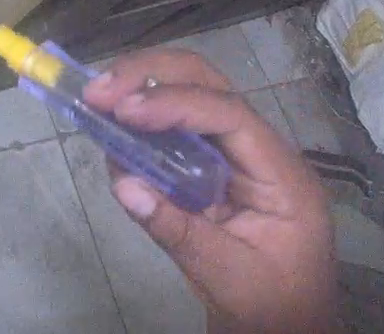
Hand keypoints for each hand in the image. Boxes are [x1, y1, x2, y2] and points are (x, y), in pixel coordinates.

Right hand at [83, 50, 339, 333]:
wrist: (287, 326)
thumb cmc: (270, 305)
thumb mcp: (228, 278)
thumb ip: (178, 231)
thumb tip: (124, 185)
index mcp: (281, 174)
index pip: (228, 114)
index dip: (173, 103)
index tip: (123, 111)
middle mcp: (259, 146)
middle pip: (206, 81)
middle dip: (149, 75)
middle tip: (98, 90)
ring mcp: (234, 147)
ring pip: (188, 86)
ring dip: (139, 83)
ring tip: (96, 98)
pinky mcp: (209, 154)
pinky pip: (173, 116)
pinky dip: (138, 110)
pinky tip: (110, 123)